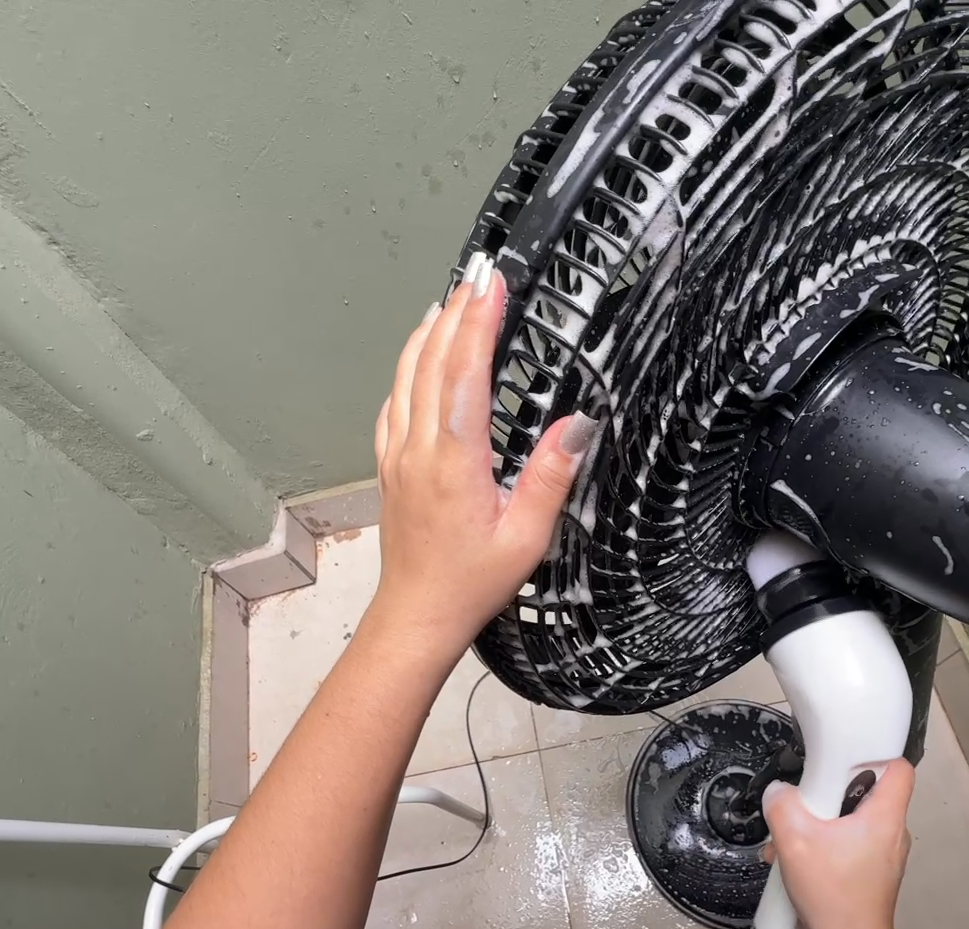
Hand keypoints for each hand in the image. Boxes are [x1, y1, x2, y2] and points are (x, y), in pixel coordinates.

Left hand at [368, 252, 599, 654]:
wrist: (417, 613)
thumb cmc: (472, 582)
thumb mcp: (527, 537)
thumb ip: (551, 476)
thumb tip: (579, 423)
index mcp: (454, 461)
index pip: (465, 373)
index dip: (478, 323)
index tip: (493, 283)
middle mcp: (418, 448)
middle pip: (431, 362)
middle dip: (455, 312)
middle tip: (478, 274)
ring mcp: (397, 454)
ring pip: (406, 377)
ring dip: (428, 334)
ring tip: (450, 300)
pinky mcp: (389, 466)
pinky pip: (394, 403)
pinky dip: (407, 369)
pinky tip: (417, 360)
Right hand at [761, 759, 916, 928]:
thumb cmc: (831, 891)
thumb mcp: (794, 839)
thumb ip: (782, 803)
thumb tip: (780, 792)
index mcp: (885, 817)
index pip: (899, 767)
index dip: (873, 752)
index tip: (839, 755)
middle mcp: (892, 832)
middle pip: (866, 791)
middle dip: (828, 792)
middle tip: (802, 801)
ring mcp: (884, 855)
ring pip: (851, 819)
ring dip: (818, 823)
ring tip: (787, 840)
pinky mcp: (873, 872)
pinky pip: (849, 842)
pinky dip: (824, 844)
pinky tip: (796, 861)